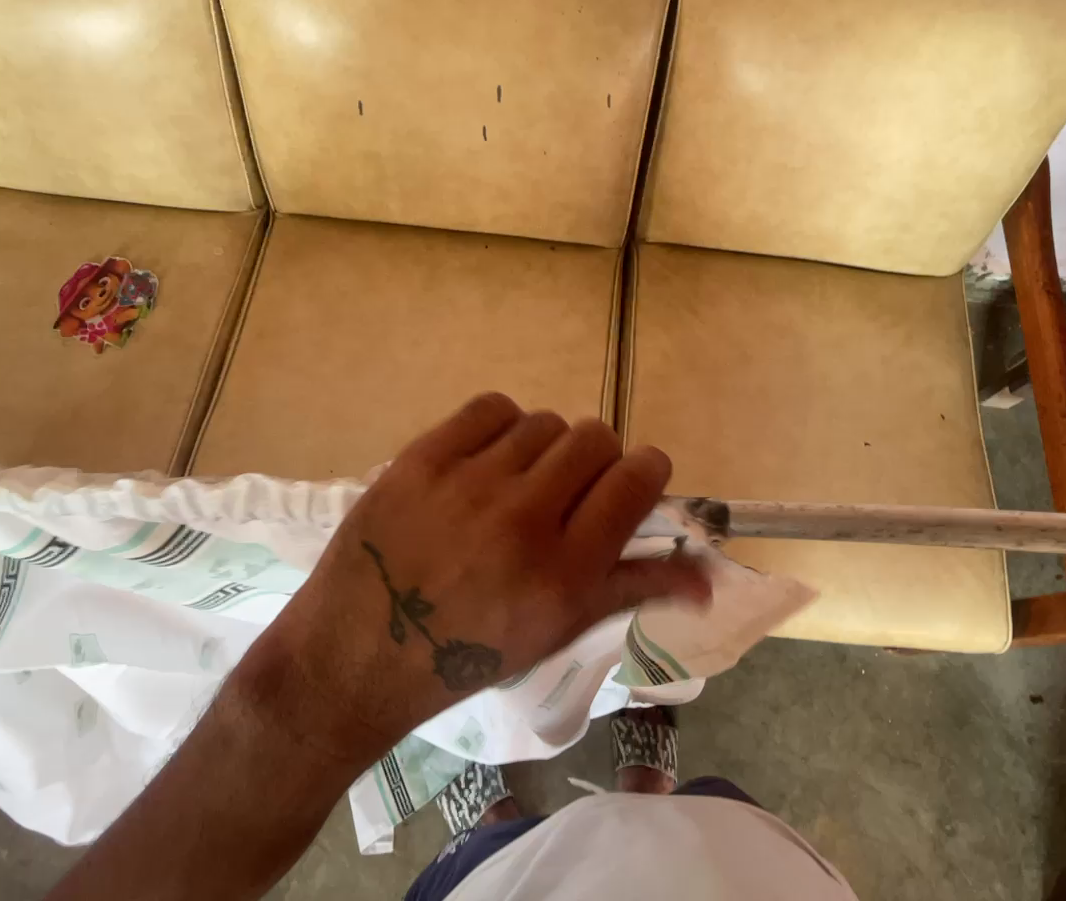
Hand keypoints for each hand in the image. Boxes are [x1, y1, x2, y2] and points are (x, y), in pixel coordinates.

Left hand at [242, 392, 711, 764]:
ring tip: (520, 479)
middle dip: (596, 460)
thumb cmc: (466, 655)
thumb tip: (709, 581)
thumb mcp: (556, 633)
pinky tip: (487, 459)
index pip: (638, 477)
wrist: (356, 656)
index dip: (646, 471)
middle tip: (570, 489)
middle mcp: (525, 518)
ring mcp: (469, 483)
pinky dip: (500, 426)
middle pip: (595, 438)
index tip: (632, 483)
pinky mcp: (421, 459)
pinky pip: (490, 408)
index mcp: (566, 571)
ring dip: (546, 447)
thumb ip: (636, 592)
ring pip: (545, 422)